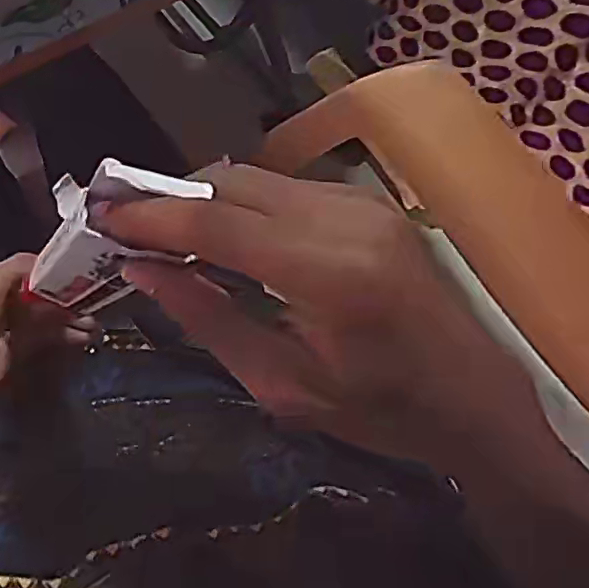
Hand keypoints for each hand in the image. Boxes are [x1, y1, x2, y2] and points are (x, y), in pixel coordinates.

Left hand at [0, 255, 85, 430]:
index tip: (80, 269)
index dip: (54, 268)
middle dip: (67, 293)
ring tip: (94, 320)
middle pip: (42, 291)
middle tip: (95, 297)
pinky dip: (65, 334)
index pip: (30, 268)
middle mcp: (4, 300)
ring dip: (71, 315)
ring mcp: (13, 326)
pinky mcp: (20, 350)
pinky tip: (83, 336)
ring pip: (48, 314)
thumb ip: (15, 268)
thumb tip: (44, 260)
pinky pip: (47, 336)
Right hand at [97, 164, 534, 458]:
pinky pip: (277, 185)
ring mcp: (357, 200)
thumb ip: (207, 318)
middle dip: (167, 197)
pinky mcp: (362, 197)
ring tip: (164, 228)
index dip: (150, 216)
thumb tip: (140, 271)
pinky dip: (235, 202)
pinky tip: (222, 232)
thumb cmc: (384, 411)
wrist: (484, 398)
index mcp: (327, 273)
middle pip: (225, 183)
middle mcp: (342, 217)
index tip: (104, 217)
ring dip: (199, 197)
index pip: (215, 224)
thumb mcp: (282, 386)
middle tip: (124, 220)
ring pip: (248, 176)